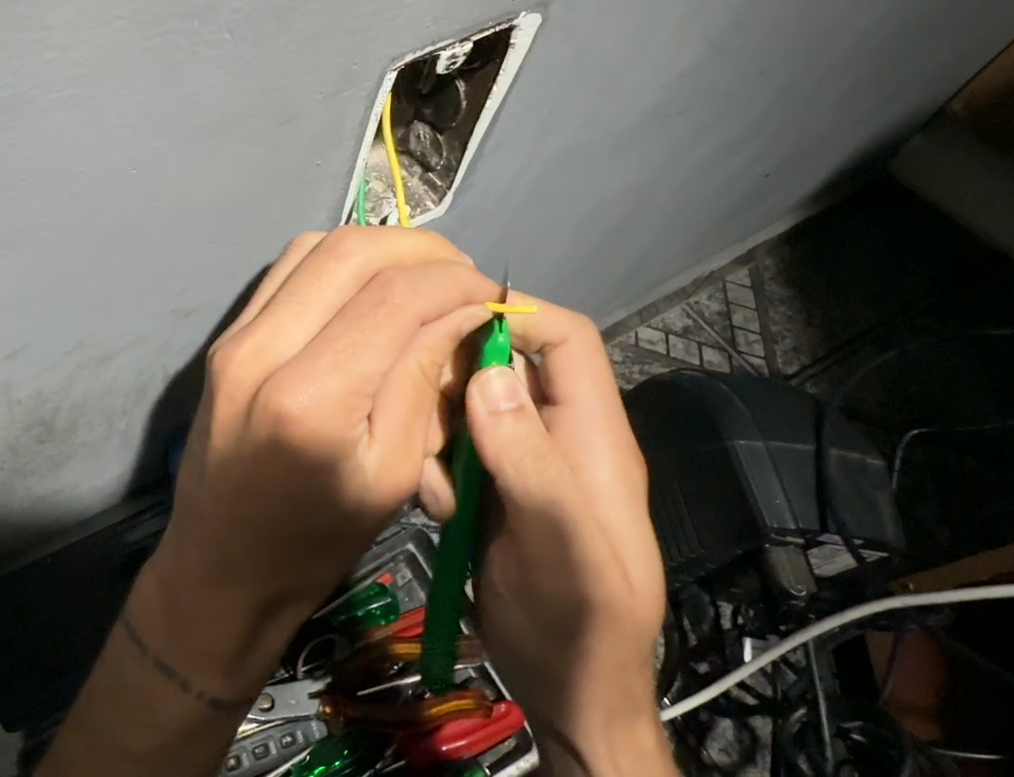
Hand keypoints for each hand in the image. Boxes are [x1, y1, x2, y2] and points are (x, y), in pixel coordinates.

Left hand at [136, 226, 499, 697]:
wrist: (220, 565)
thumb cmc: (314, 543)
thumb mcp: (390, 475)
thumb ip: (423, 380)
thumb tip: (462, 308)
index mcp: (309, 397)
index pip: (395, 297)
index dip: (456, 283)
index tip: (494, 296)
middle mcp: (262, 348)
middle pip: (352, 250)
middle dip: (423, 251)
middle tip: (464, 277)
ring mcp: (234, 335)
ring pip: (314, 245)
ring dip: (379, 247)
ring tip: (424, 277)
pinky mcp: (226, 336)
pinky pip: (285, 269)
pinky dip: (336, 261)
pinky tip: (369, 287)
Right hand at [465, 296, 672, 773]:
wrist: (569, 697)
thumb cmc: (577, 623)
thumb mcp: (559, 545)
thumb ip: (529, 461)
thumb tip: (488, 373)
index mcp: (592, 435)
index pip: (567, 339)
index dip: (516, 315)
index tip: (450, 321)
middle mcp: (558, 437)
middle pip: (504, 366)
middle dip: (455, 381)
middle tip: (420, 418)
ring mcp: (522, 465)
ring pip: (468, 408)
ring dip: (437, 431)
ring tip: (430, 478)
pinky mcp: (492, 493)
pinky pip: (455, 452)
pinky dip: (434, 467)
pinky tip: (431, 506)